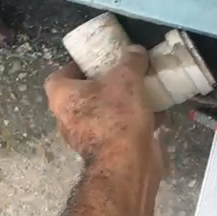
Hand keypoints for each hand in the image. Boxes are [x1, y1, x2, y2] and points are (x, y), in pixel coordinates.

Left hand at [45, 47, 161, 183]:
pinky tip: (157, 114)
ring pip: (105, 113)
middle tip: (125, 74)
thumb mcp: (126, 79)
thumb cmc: (116, 116)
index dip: (77, 66)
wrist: (127, 164)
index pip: (60, 75)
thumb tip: (136, 50)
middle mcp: (68, 118)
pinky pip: (121, 130)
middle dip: (106, 85)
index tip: (97, 62)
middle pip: (85, 95)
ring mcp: (87, 138)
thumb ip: (131, 61)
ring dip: (124, 104)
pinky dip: (136, 122)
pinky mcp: (108, 152)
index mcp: (62, 97)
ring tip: (145, 92)